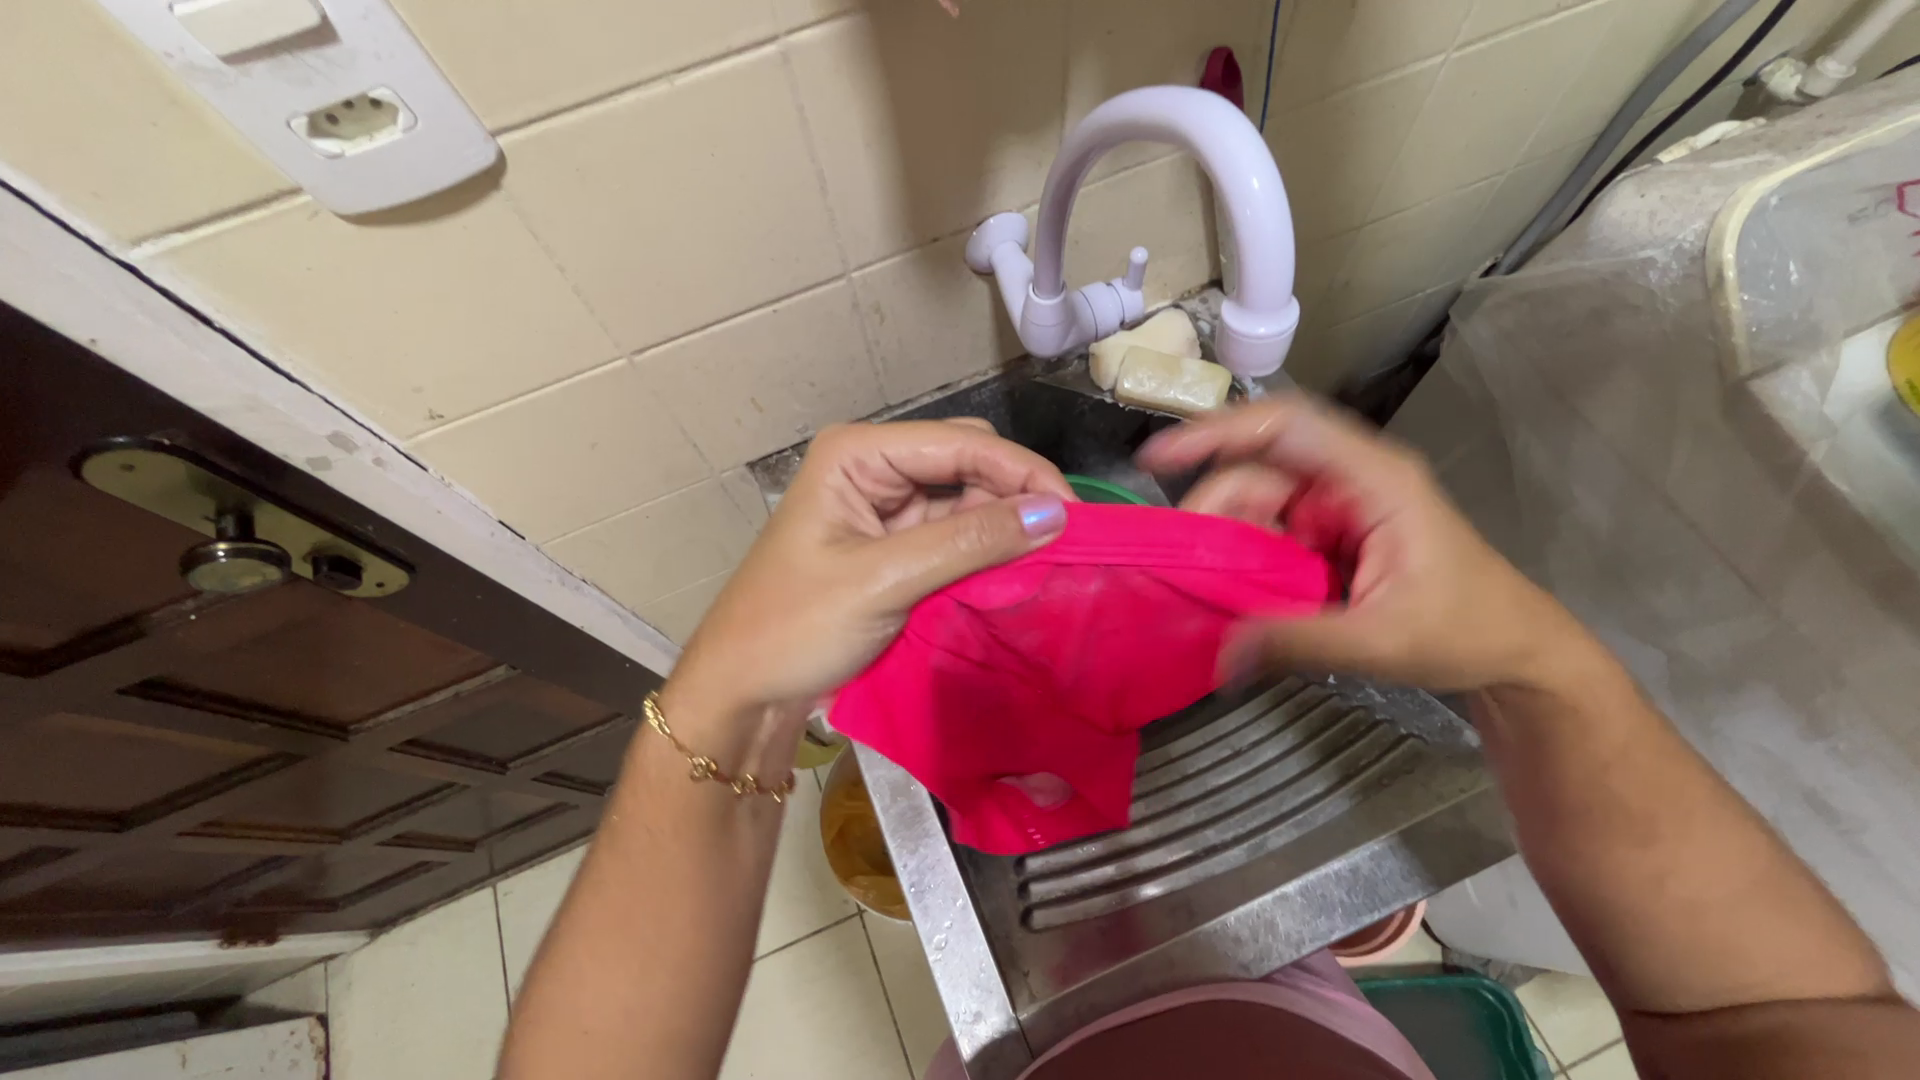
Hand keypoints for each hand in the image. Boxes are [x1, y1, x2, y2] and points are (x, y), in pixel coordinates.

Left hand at [663, 419, 1071, 736]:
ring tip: (1050, 556)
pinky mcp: (894, 547)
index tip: (1073, 514)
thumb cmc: (794, 627)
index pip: (960, 444)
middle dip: (1015, 494)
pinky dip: (985, 550)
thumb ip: (969, 543)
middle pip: (967, 462)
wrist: (743, 690)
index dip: (1021, 472)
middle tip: (1066, 538)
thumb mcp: (883, 581)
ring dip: (1004, 524)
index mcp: (858, 454)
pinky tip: (1015, 567)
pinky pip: (955, 535)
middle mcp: (874, 468)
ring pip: (966, 499)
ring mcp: (885, 508)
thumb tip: (1054, 514)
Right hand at [1137, 396, 1604, 692]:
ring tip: (1199, 581)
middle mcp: (1349, 480)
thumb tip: (1220, 655)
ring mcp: (1336, 506)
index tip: (1161, 456)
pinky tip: (1225, 585)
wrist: (1512, 651)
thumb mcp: (1381, 642)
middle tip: (1178, 559)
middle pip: (1259, 470)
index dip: (1219, 431)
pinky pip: (1267, 531)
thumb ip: (1298, 642)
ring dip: (1224, 537)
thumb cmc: (1465, 631)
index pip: (1287, 427)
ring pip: (1257, 502)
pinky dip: (1240, 555)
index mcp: (1374, 479)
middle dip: (1213, 508)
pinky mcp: (1327, 534)